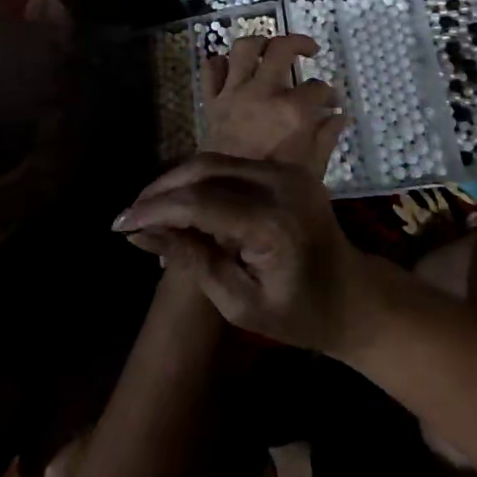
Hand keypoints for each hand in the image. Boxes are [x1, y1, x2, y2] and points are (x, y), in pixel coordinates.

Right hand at [113, 154, 387, 354]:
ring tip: (147, 210)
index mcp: (273, 223)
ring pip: (212, 161)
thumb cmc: (301, 315)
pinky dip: (197, 181)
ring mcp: (287, 171)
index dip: (154, 210)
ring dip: (175, 182)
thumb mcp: (239, 303)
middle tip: (130, 216)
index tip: (119, 226)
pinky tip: (179, 202)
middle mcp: (281, 185)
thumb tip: (139, 234)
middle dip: (159, 191)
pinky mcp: (286, 169)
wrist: (358, 298)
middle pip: (203, 170)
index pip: (198, 203)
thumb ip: (190, 260)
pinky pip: (229, 166)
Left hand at [200, 35, 346, 176]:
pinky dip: (221, 63)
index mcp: (292, 111)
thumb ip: (327, 137)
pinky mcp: (211, 101)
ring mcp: (233, 94)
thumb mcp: (311, 167)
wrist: (225, 198)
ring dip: (260, 42)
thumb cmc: (272, 187)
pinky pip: (211, 69)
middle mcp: (262, 93)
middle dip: (299, 43)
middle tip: (308, 50)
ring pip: (243, 48)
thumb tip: (339, 116)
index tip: (330, 102)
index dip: (328, 93)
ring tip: (270, 48)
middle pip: (281, 49)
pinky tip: (233, 68)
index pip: (317, 87)